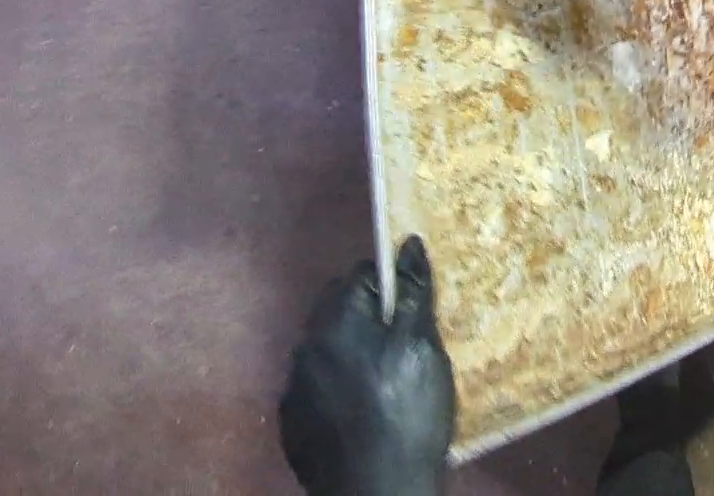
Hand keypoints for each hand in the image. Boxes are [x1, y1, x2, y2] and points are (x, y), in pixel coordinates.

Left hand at [279, 237, 455, 495]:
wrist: (379, 492)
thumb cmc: (408, 410)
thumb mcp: (420, 345)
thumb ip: (412, 291)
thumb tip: (408, 243)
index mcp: (335, 322)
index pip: (361, 274)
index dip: (391, 284)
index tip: (412, 308)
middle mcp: (305, 347)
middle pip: (337, 305)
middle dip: (367, 310)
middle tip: (401, 336)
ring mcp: (295, 388)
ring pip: (326, 344)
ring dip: (350, 344)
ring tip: (384, 371)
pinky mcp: (293, 422)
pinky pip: (317, 381)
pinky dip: (337, 381)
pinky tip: (363, 403)